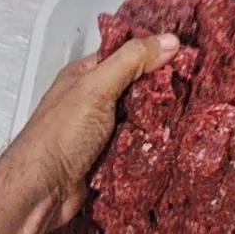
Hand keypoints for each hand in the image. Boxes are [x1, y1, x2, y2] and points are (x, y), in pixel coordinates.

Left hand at [5, 33, 180, 226]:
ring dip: (159, 119)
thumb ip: (131, 61)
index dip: (153, 52)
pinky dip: (152, 144)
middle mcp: (93, 99)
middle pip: (136, 86)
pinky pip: (138, 145)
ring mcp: (100, 130)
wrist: (39, 193)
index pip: (125, 53)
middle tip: (195, 85)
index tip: (186, 53)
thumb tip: (169, 40)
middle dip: (161, 87)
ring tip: (193, 112)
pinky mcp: (107, 157)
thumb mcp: (97, 88)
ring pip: (140, 117)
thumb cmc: (60, 136)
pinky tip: (175, 141)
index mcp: (85, 74)